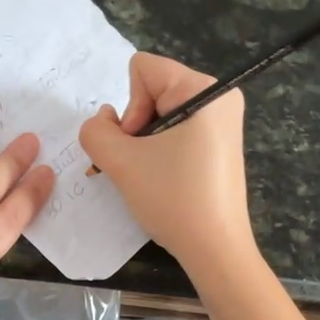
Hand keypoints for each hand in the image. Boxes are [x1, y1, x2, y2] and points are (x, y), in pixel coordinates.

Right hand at [79, 53, 253, 268]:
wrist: (215, 250)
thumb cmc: (173, 200)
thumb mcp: (122, 163)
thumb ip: (96, 132)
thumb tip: (103, 120)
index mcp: (203, 88)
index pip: (142, 69)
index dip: (128, 108)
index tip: (138, 146)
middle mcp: (220, 98)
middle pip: (153, 92)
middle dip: (137, 128)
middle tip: (141, 166)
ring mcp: (224, 125)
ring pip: (163, 117)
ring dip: (146, 146)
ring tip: (151, 178)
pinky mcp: (222, 149)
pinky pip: (180, 136)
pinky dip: (164, 156)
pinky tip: (166, 183)